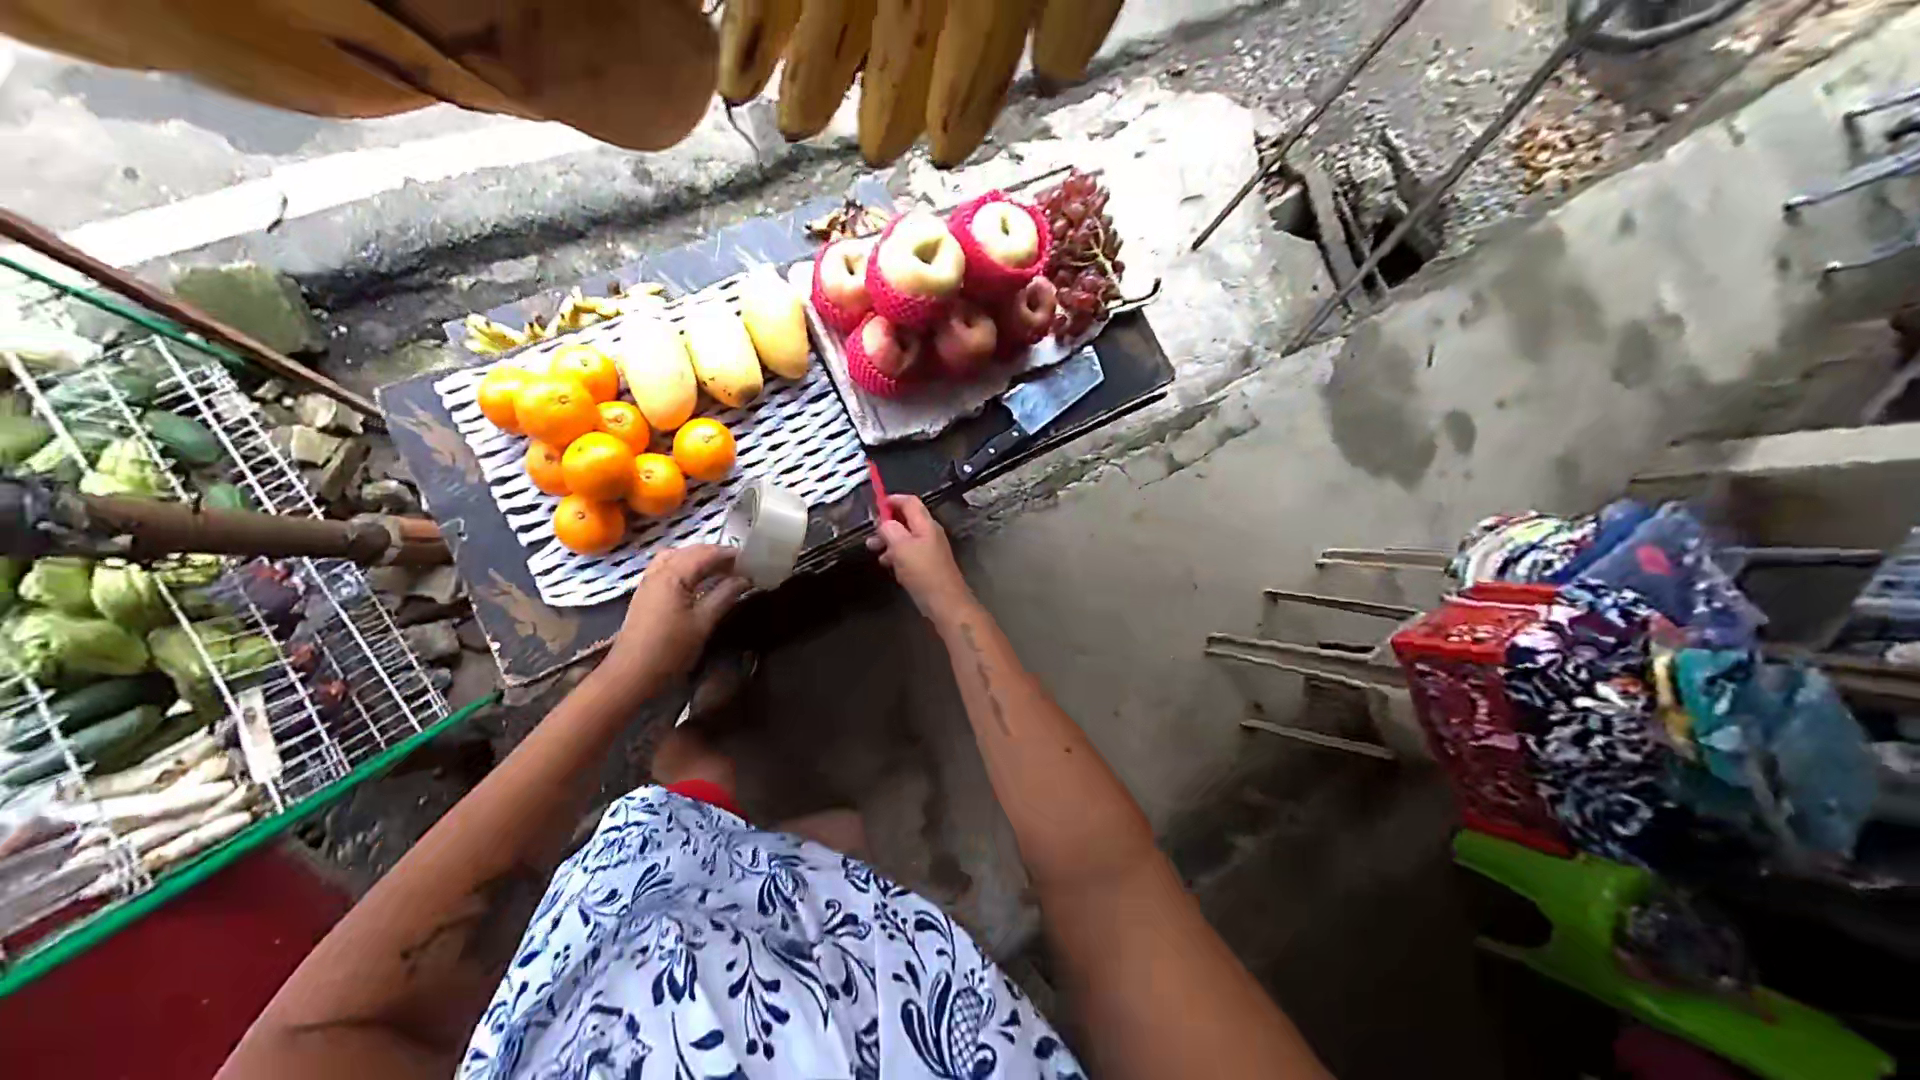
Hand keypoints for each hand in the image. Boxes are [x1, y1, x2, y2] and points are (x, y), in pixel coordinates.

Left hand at [606, 545, 749, 681]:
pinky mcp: (646, 593)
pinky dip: (686, 567)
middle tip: (739, 567)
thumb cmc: (670, 649)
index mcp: (673, 575)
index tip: (751, 561)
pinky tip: (698, 582)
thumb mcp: (703, 623)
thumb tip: (744, 579)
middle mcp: (658, 571)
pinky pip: (667, 568)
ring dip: (699, 559)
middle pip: (690, 551)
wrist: (631, 674)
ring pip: (677, 557)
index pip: (705, 553)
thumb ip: (725, 595)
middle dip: (716, 555)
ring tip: (720, 572)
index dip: (729, 554)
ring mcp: (649, 581)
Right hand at [866, 495, 973, 622]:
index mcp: (925, 524)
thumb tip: (884, 523)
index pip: (909, 501)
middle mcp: (929, 533)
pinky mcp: (927, 565)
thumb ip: (890, 530)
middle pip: (906, 519)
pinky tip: (887, 565)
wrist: (945, 602)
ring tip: (874, 550)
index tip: (875, 505)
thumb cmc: (923, 572)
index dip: (892, 499)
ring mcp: (929, 549)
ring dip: (889, 541)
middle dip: (887, 524)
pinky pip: (908, 553)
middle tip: (871, 534)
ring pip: (905, 537)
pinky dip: (896, 555)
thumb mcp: (901, 547)